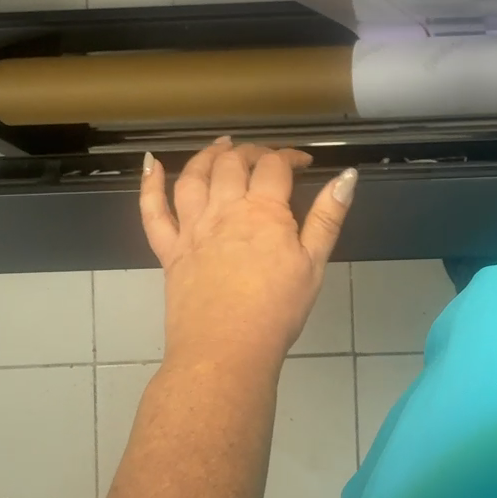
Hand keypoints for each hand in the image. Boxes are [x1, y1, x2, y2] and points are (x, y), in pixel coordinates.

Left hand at [139, 137, 356, 364]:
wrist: (225, 351)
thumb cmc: (277, 311)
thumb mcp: (314, 263)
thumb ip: (328, 217)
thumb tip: (347, 177)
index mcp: (264, 212)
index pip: (275, 165)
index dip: (290, 156)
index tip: (304, 162)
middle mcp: (224, 210)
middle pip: (233, 163)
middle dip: (252, 151)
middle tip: (266, 156)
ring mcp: (192, 228)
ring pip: (194, 177)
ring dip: (208, 155)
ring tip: (221, 146)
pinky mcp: (169, 250)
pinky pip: (152, 211)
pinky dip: (149, 184)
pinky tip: (150, 165)